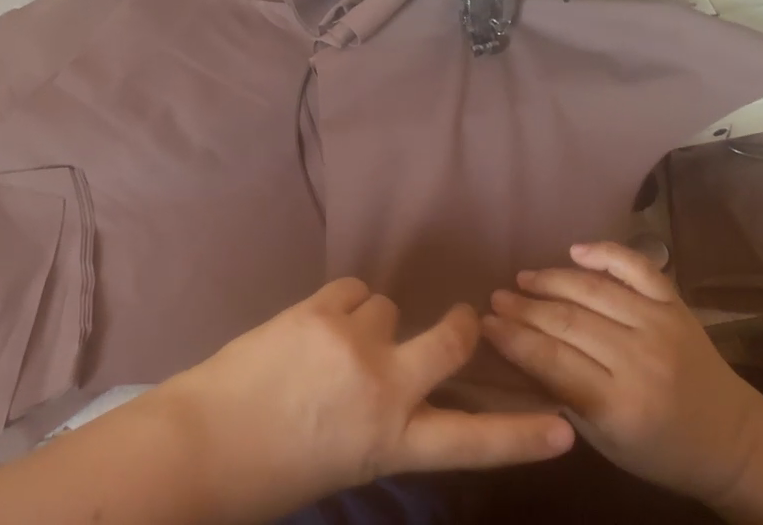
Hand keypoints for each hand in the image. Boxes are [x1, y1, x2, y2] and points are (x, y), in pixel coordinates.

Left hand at [152, 278, 574, 520]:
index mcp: (390, 443)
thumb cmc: (266, 474)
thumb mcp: (342, 462)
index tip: (565, 427)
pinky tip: (320, 321)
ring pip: (388, 307)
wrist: (197, 444)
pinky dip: (346, 302)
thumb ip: (377, 425)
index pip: (471, 442)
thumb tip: (391, 389)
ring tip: (337, 341)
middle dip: (458, 328)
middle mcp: (384, 387)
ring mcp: (354, 341)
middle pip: (449, 342)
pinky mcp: (320, 309)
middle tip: (459, 322)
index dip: (522, 437)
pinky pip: (354, 288)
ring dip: (373, 321)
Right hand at [481, 241, 762, 503]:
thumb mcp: (603, 440)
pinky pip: (637, 268)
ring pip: (593, 290)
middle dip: (524, 307)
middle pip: (566, 321)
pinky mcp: (676, 306)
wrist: (732, 443)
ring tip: (522, 278)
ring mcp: (660, 325)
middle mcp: (639, 359)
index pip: (550, 359)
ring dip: (551, 279)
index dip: (512, 338)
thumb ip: (561, 395)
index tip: (483, 323)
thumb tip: (515, 352)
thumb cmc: (659, 451)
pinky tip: (574, 250)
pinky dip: (605, 253)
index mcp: (618, 403)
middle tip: (495, 298)